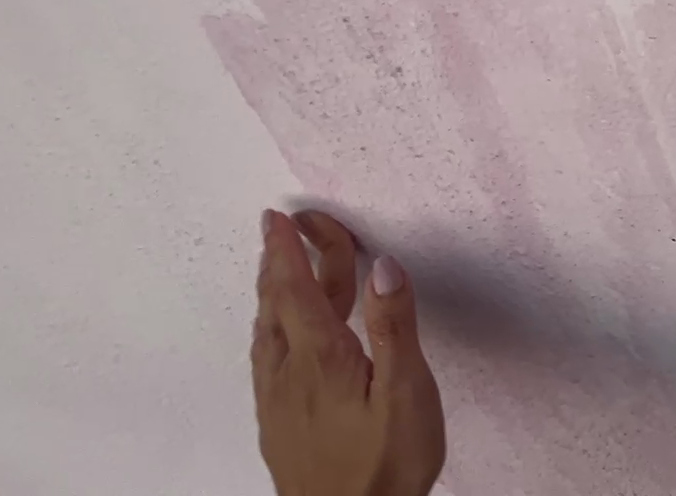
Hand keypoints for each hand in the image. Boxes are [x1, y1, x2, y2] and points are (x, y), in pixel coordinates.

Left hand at [253, 209, 445, 495]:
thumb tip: (384, 263)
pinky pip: (271, 356)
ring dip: (275, 291)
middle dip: (280, 262)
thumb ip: (395, 324)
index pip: (297, 292)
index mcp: (321, 360)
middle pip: (278, 306)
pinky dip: (276, 323)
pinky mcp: (283, 420)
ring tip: (282, 264)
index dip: (287, 252)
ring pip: (270, 332)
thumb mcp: (406, 387)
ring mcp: (281, 401)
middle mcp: (290, 375)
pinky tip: (287, 329)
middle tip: (285, 226)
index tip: (279, 217)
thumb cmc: (388, 457)